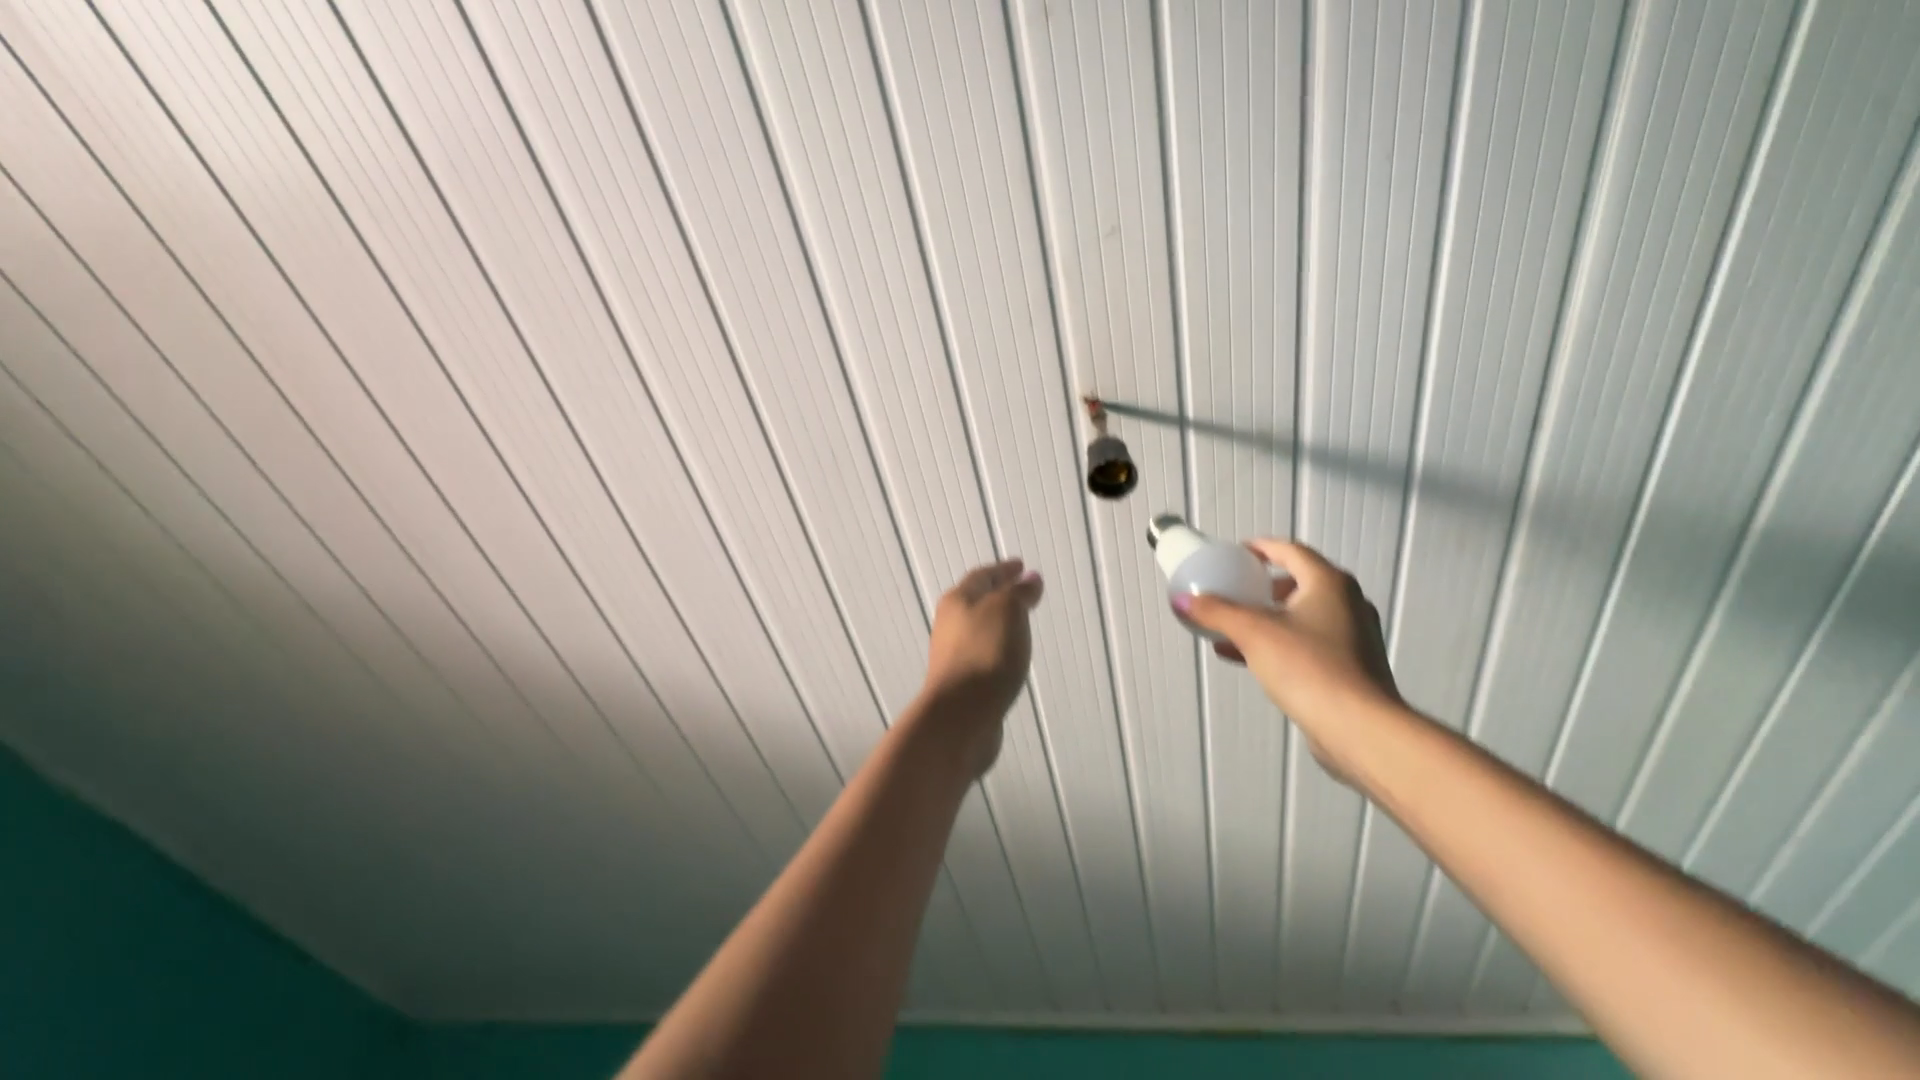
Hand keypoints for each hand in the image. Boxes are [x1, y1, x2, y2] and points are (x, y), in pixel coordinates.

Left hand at [918, 558, 1044, 776]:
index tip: (1022, 565)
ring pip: (979, 629)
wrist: (961, 714)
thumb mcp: (1008, 610)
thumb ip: (1019, 593)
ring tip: (1021, 623)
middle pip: (976, 601)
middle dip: (1000, 594)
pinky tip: (1010, 656)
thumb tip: (1030, 579)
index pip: (982, 576)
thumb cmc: (986, 653)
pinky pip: (983, 654)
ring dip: (999, 623)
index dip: (1003, 569)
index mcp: (957, 601)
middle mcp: (950, 625)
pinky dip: (998, 647)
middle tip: (1024, 592)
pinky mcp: (962, 682)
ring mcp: (954, 655)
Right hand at [1176, 539, 1400, 777]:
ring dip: (1268, 618)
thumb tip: (1182, 599)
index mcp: (1329, 584)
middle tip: (1236, 591)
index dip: (1262, 548)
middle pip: (1300, 583)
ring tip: (1234, 627)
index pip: (1291, 551)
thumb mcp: (1253, 633)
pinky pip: (1308, 643)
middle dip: (1264, 587)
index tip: (1236, 554)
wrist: (1357, 727)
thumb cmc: (1307, 666)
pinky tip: (1247, 657)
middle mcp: (1347, 603)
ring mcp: (1353, 637)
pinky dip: (1279, 642)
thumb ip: (1216, 612)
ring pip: (1303, 616)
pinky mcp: (1350, 667)